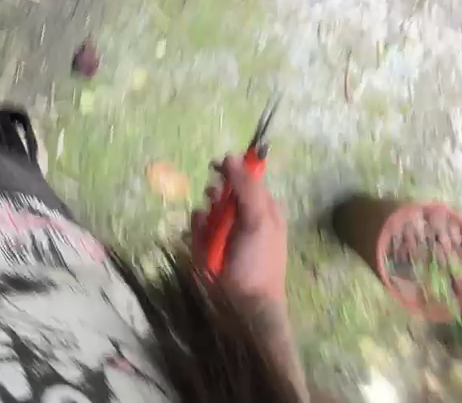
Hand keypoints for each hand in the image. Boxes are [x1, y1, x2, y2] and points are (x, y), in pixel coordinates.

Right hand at [190, 154, 287, 305]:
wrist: (243, 306)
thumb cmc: (257, 261)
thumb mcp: (258, 221)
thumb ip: (246, 187)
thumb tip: (231, 155)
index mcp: (264, 210)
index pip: (248, 179)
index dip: (234, 169)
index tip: (218, 165)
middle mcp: (245, 217)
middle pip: (224, 189)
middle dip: (217, 192)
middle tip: (215, 199)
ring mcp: (226, 230)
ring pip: (208, 205)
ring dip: (207, 211)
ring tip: (210, 225)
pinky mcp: (208, 243)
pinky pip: (197, 223)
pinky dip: (197, 228)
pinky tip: (203, 239)